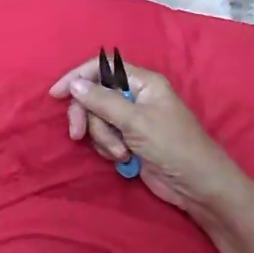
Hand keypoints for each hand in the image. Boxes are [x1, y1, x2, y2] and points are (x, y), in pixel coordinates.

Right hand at [47, 57, 251, 222]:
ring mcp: (133, 120)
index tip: (57, 95)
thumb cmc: (172, 146)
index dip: (78, 77)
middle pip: (95, 95)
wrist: (196, 185)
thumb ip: (103, 101)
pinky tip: (124, 159)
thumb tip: (74, 83)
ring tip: (120, 153)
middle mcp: (137, 96)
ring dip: (102, 138)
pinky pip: (105, 137)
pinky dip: (108, 148)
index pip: (104, 67)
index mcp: (144, 82)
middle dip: (88, 116)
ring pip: (98, 119)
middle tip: (78, 134)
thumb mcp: (136, 122)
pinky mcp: (130, 141)